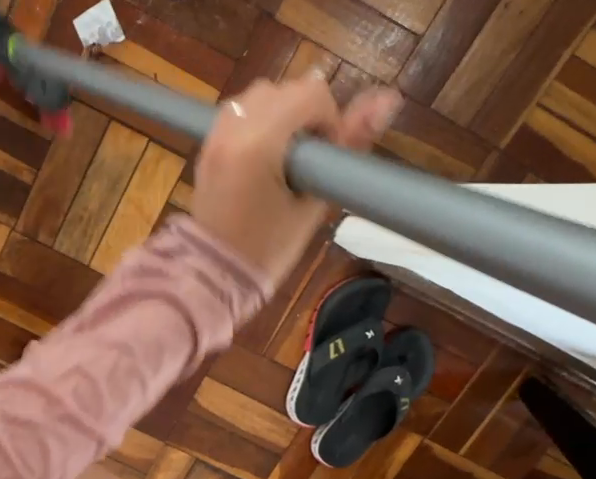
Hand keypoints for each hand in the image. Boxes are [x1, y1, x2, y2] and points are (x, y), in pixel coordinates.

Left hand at [191, 77, 400, 285]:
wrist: (214, 274)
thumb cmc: (268, 249)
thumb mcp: (314, 201)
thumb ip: (349, 145)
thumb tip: (389, 98)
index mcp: (258, 143)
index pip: (310, 93)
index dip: (328, 120)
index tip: (323, 158)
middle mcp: (232, 130)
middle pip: (285, 88)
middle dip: (304, 114)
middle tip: (305, 160)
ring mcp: (214, 137)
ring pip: (259, 95)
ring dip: (280, 113)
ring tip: (284, 156)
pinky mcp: (206, 147)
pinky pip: (238, 112)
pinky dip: (256, 121)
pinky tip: (263, 155)